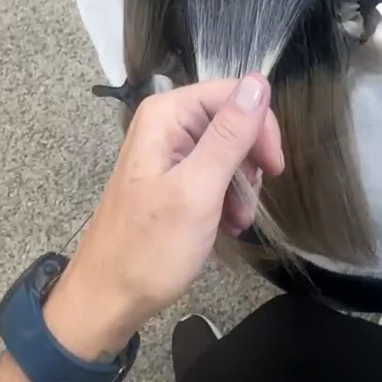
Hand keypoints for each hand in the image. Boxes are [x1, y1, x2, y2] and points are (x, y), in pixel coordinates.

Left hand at [44, 76, 283, 357]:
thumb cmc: (149, 248)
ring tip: (236, 221)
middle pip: (231, 119)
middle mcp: (166, 122)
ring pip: (227, 148)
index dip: (259, 125)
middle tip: (250, 200)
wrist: (108, 300)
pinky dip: (226, 197)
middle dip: (248, 160)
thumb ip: (229, 134)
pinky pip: (214, 171)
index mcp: (167, 113)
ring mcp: (168, 150)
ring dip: (240, 185)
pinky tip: (226, 225)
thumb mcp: (198, 190)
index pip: (232, 93)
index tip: (273, 167)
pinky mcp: (172, 176)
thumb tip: (258, 81)